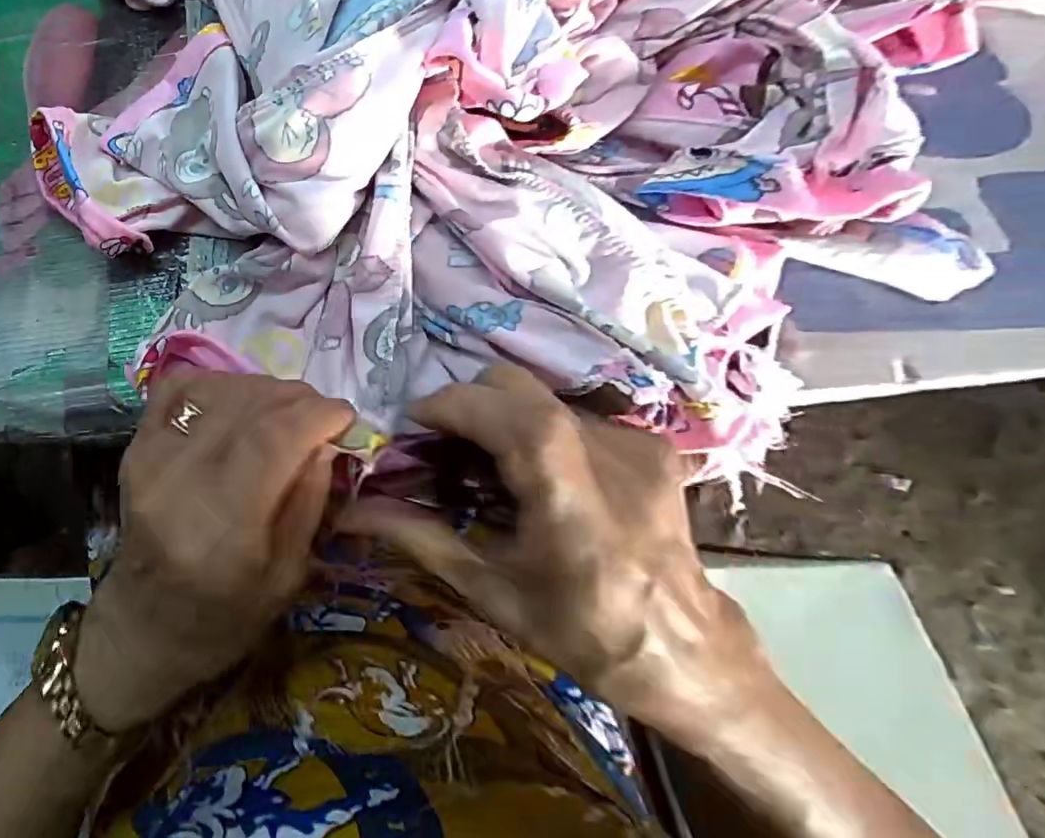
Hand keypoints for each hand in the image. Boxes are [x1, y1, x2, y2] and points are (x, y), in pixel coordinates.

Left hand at [75, 372, 354, 732]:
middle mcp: (178, 477)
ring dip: (259, 388)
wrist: (146, 621)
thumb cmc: (225, 616)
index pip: (271, 438)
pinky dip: (213, 384)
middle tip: (320, 412)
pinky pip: (174, 390)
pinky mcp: (134, 446)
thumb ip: (307, 502)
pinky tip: (237, 401)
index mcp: (221, 523)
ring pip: (213, 389)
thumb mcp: (286, 577)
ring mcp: (148, 456)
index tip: (346, 414)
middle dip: (295, 398)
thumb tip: (326, 439)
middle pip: (244, 405)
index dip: (316, 414)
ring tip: (284, 408)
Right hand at [335, 363, 769, 735]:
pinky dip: (532, 428)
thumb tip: (350, 509)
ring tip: (484, 466)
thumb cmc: (584, 632)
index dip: (443, 406)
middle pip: (511, 383)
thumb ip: (417, 536)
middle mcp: (609, 452)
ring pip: (535, 395)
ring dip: (495, 417)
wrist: (693, 661)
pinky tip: (532, 475)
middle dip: (463, 404)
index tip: (410, 430)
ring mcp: (636, 443)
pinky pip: (567, 411)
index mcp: (570, 495)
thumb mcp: (490, 590)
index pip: (498, 410)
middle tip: (441, 447)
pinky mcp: (652, 444)